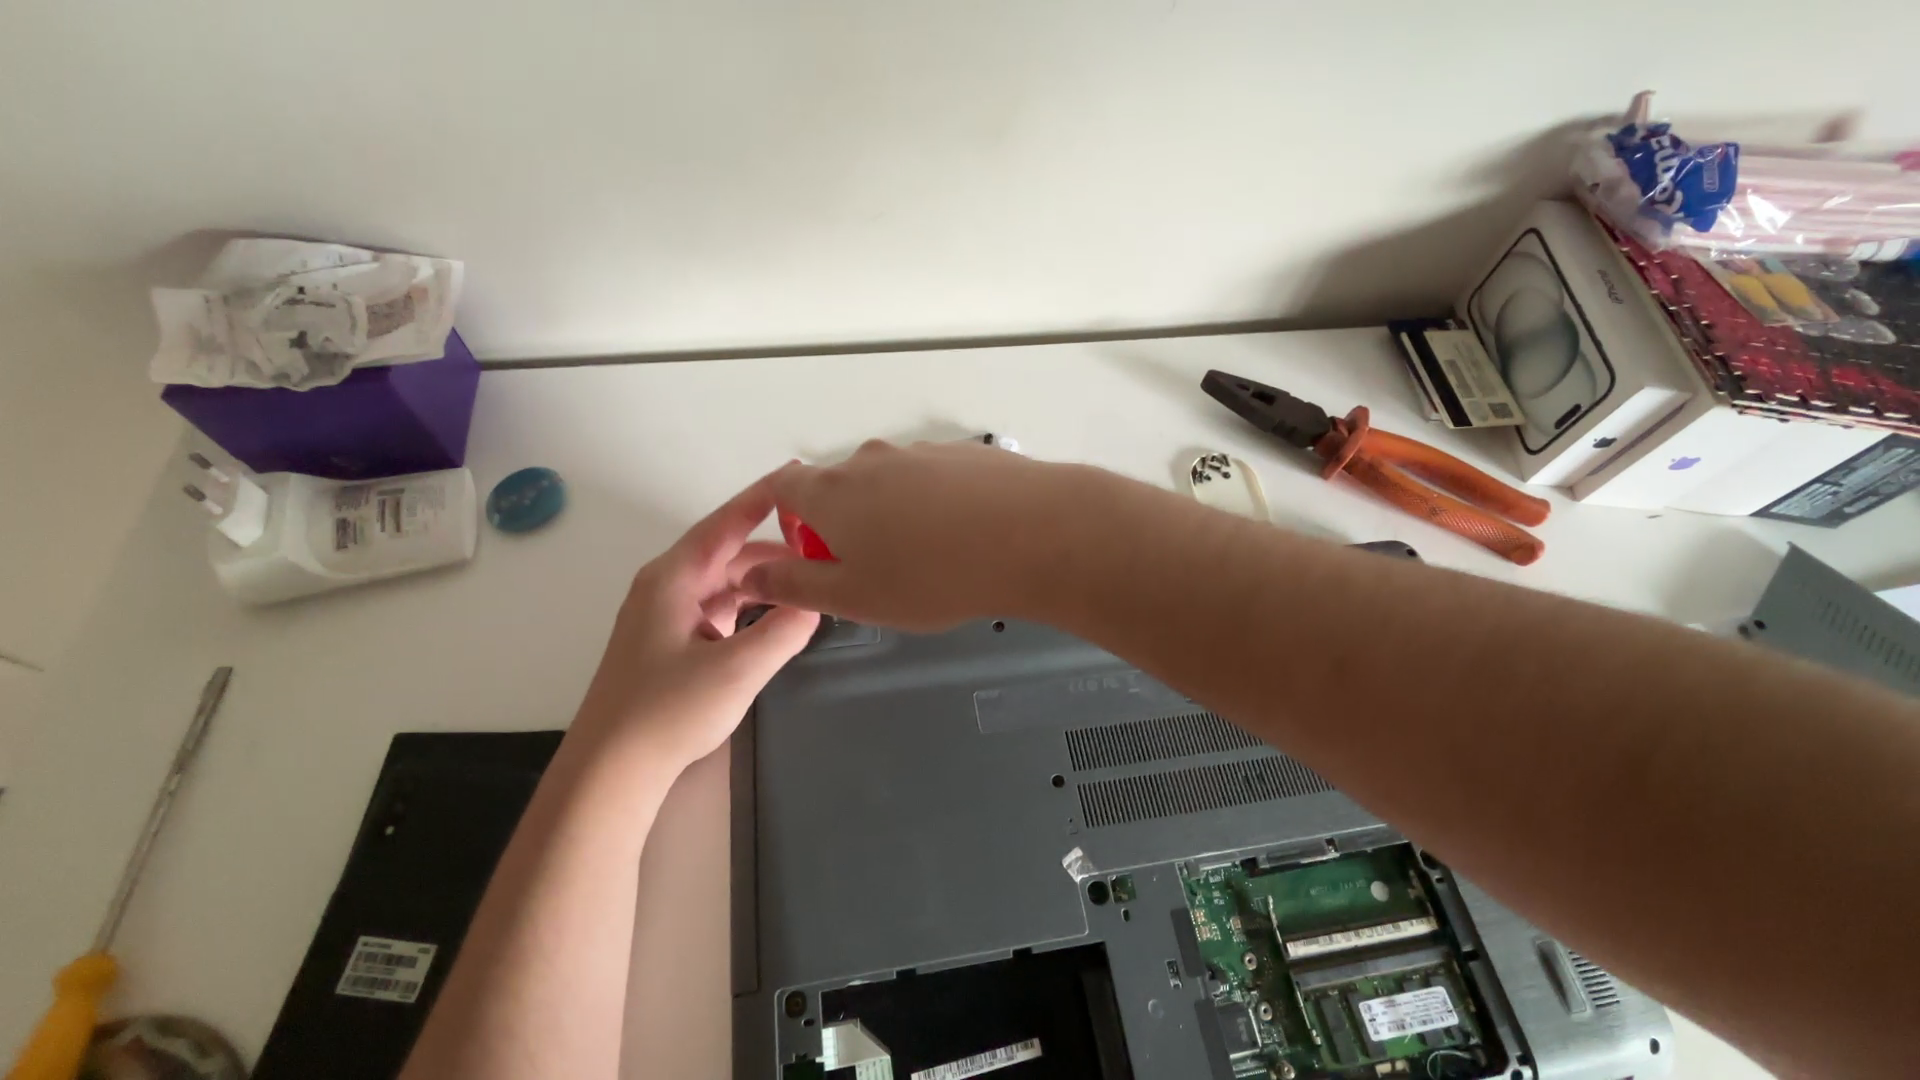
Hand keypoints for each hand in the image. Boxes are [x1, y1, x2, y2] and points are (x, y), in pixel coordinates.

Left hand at [574, 472, 820, 770]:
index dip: (762, 497)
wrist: (611, 769)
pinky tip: (777, 616)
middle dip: (775, 548)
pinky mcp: (670, 642)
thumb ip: (784, 630)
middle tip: (824, 546)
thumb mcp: (738, 669)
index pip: (725, 524)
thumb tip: (816, 603)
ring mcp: (665, 615)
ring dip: (764, 581)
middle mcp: (666, 587)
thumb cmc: (668, 711)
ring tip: (810, 581)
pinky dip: (749, 605)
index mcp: (673, 579)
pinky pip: (717, 607)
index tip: (797, 472)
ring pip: (723, 582)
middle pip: (727, 553)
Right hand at [742, 440, 1093, 630]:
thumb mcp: (852, 597)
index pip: (782, 488)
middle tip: (874, 570)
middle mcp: (871, 459)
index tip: (807, 553)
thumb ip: (793, 585)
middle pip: (838, 487)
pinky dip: (934, 507)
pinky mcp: (965, 454)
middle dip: (842, 526)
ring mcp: (922, 452)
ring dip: (891, 517)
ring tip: (929, 560)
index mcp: (832, 490)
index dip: (784, 521)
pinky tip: (966, 539)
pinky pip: (932, 482)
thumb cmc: (930, 576)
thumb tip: (749, 577)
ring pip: (888, 485)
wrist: (1033, 534)